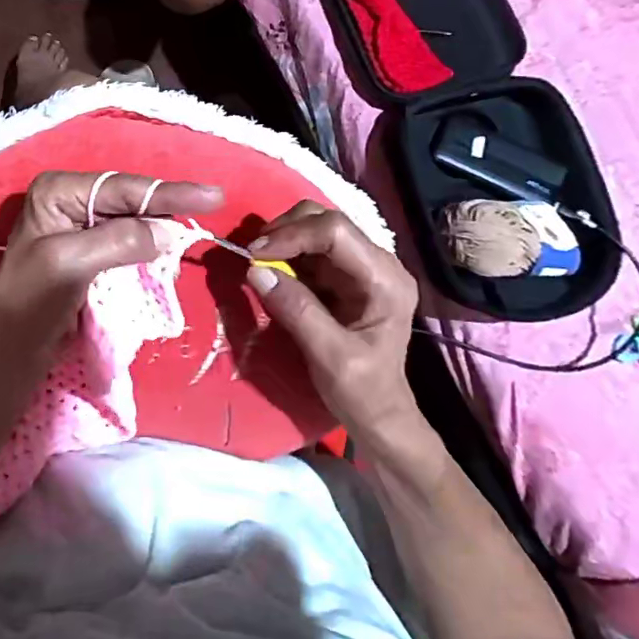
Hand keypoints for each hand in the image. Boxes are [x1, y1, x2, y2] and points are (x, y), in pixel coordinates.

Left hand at [0, 171, 224, 353]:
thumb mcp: (70, 264)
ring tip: (187, 245)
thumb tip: (167, 231)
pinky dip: (151, 256)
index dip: (170, 192)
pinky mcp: (91, 255)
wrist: (9, 352)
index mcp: (59, 192)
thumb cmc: (29, 303)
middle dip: (168, 212)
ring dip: (162, 237)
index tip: (215, 196)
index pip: (123, 188)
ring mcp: (82, 229)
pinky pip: (131, 247)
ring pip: (136, 224)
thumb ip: (119, 240)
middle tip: (209, 215)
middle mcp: (71, 202)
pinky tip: (166, 263)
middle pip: (134, 201)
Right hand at [245, 201, 419, 431]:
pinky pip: (311, 251)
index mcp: (385, 280)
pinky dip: (286, 254)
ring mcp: (361, 269)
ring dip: (283, 239)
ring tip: (256, 260)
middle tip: (252, 254)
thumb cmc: (363, 392)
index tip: (255, 254)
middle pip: (327, 221)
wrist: (379, 417)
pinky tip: (269, 268)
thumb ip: (297, 311)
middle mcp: (378, 264)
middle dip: (286, 231)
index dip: (293, 235)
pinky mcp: (344, 277)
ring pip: (317, 230)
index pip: (336, 232)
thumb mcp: (329, 357)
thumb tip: (255, 271)